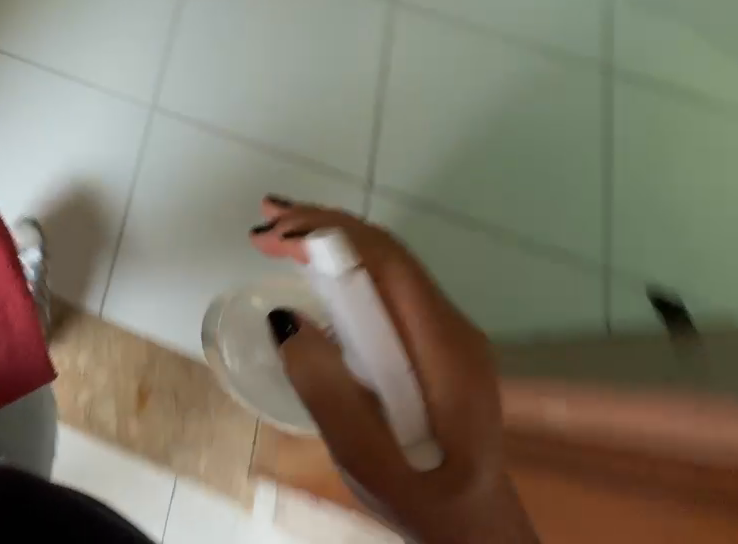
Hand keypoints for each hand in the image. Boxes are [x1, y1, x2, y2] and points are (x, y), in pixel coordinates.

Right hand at [250, 200, 536, 543]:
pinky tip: (309, 261)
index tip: (270, 236)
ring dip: (326, 238)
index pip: (386, 264)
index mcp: (445, 353)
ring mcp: (444, 334)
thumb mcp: (368, 460)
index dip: (326, 235)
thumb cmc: (422, 502)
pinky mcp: (430, 343)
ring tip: (272, 229)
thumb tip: (285, 318)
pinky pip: (382, 283)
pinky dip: (339, 262)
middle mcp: (451, 330)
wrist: (477, 533)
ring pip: (383, 262)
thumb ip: (328, 393)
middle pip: (384, 253)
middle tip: (260, 225)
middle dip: (319, 226)